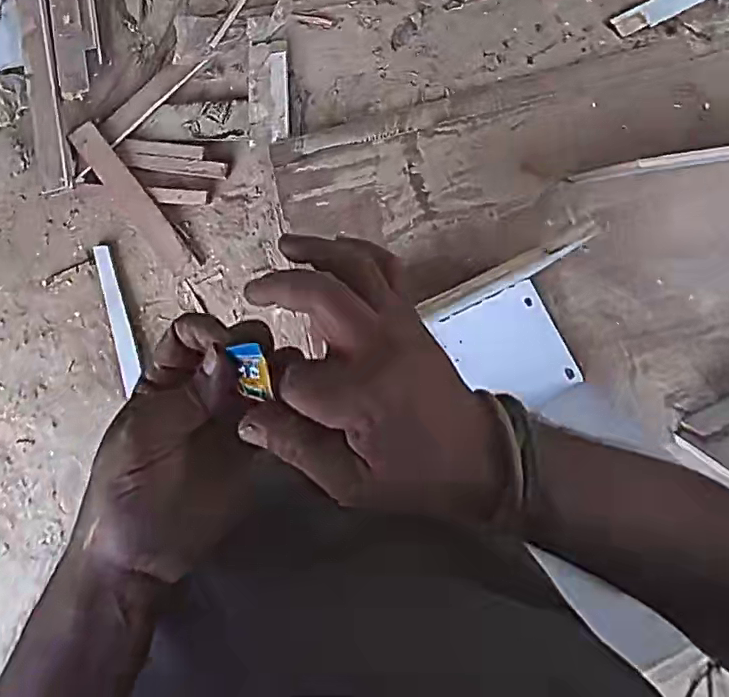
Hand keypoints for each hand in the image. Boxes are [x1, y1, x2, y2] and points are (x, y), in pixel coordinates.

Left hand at [69, 314, 263, 585]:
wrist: (137, 557)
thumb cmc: (122, 490)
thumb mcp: (143, 435)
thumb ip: (185, 396)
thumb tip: (222, 355)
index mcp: (166, 378)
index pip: (190, 334)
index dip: (208, 331)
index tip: (225, 344)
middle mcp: (203, 390)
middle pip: (234, 348)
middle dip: (250, 346)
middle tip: (263, 362)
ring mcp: (231, 418)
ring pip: (262, 378)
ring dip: (277, 373)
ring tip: (284, 386)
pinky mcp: (254, 449)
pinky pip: (279, 419)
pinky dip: (290, 410)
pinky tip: (293, 414)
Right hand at [238, 235, 512, 525]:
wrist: (480, 459)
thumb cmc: (415, 476)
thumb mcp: (350, 483)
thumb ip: (296, 447)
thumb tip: (248, 420)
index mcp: (360, 392)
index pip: (294, 375)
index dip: (273, 386)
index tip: (268, 399)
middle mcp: (378, 345)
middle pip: (320, 293)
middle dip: (280, 286)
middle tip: (252, 290)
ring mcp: (398, 322)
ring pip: (355, 266)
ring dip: (317, 250)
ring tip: (286, 246)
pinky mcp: (410, 314)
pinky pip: (385, 267)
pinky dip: (357, 250)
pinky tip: (334, 248)